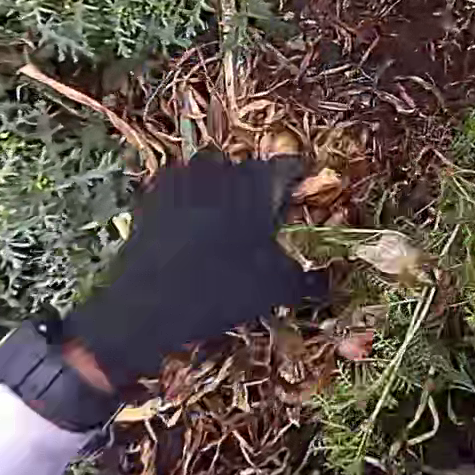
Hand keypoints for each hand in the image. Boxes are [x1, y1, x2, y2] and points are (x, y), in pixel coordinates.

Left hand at [0, 154, 326, 430]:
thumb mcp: (274, 288)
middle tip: (264, 220)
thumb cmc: (220, 290)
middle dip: (260, 188)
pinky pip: (183, 185)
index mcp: (256, 184)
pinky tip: (193, 228)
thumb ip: (308, 279)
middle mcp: (222, 169)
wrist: (144, 307)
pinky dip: (193, 199)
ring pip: (214, 172)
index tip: (302, 200)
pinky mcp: (154, 193)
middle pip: (251, 169)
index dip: (299, 183)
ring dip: (225, 190)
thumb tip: (330, 281)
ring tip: (227, 222)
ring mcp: (184, 178)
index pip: (290, 167)